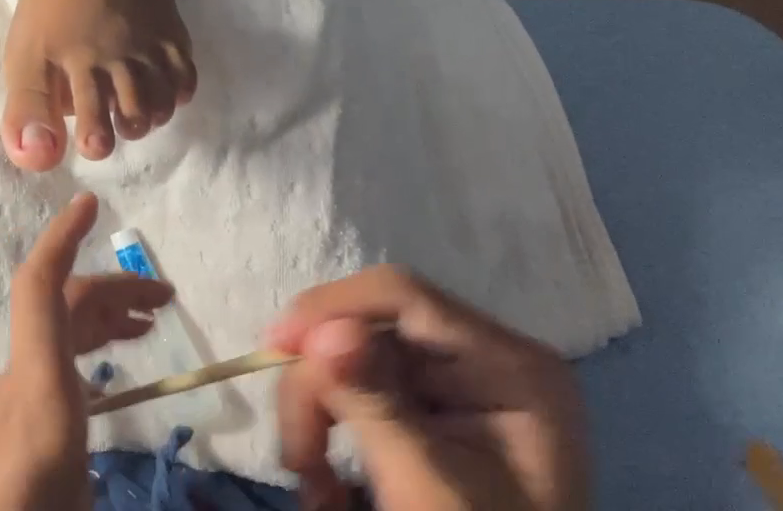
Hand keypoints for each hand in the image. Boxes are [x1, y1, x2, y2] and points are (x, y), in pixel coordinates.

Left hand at [0, 194, 173, 510]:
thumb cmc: (6, 508)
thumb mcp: (72, 503)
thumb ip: (109, 479)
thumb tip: (162, 490)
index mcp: (40, 393)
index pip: (41, 291)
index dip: (63, 239)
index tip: (88, 202)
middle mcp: (22, 380)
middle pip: (62, 304)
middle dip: (114, 287)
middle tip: (166, 296)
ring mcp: (11, 396)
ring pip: (55, 331)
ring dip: (101, 315)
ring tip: (144, 325)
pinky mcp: (8, 417)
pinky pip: (49, 358)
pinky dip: (84, 346)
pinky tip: (103, 368)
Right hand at [269, 266, 590, 510]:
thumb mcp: (426, 485)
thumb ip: (375, 404)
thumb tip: (322, 332)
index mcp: (508, 365)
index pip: (401, 297)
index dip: (329, 309)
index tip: (273, 349)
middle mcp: (479, 356)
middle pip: (363, 332)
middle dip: (317, 388)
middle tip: (297, 458)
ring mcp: (450, 382)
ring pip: (346, 359)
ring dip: (312, 414)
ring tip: (311, 482)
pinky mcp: (424, 407)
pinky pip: (351, 388)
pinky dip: (324, 426)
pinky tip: (323, 477)